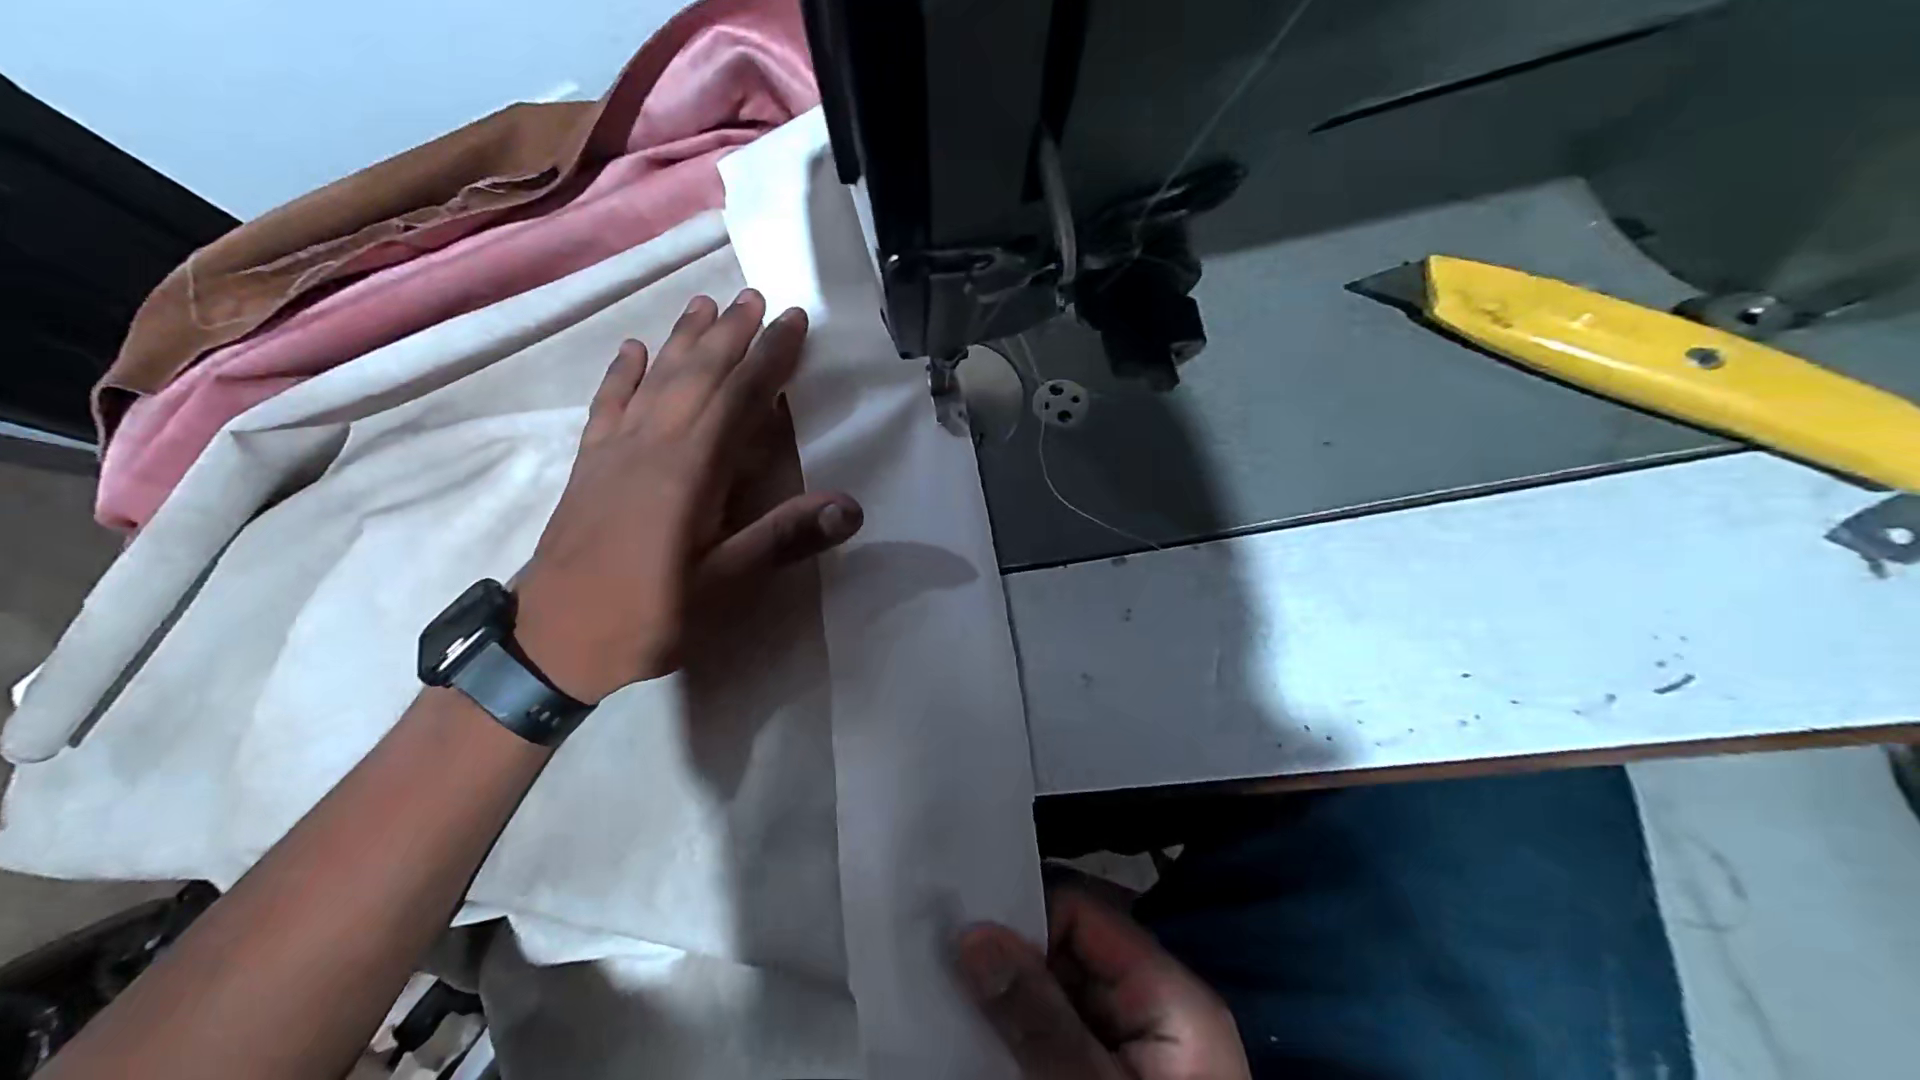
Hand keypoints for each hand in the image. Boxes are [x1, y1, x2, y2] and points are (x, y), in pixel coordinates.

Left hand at [514, 289, 861, 701]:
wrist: (551, 641)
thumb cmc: (647, 616)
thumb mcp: (724, 586)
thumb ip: (782, 538)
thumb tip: (850, 506)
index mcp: (689, 469)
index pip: (738, 397)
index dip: (769, 358)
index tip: (791, 320)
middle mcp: (651, 445)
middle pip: (696, 375)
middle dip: (730, 334)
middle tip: (754, 298)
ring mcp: (614, 451)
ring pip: (655, 379)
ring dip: (683, 340)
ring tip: (704, 305)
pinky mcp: (588, 464)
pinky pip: (609, 404)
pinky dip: (624, 374)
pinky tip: (635, 351)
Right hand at [957, 884, 1249, 1079]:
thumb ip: (1036, 1017)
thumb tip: (974, 934)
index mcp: (1169, 994)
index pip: (1084, 916)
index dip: (1026, 921)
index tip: (964, 940)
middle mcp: (1153, 1008)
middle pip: (1068, 953)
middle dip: (1010, 964)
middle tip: (943, 971)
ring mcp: (1134, 1047)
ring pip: (1056, 995)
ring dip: (1008, 1004)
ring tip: (949, 1004)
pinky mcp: (1111, 1076)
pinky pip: (1058, 1036)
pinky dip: (1020, 1039)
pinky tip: (978, 1043)